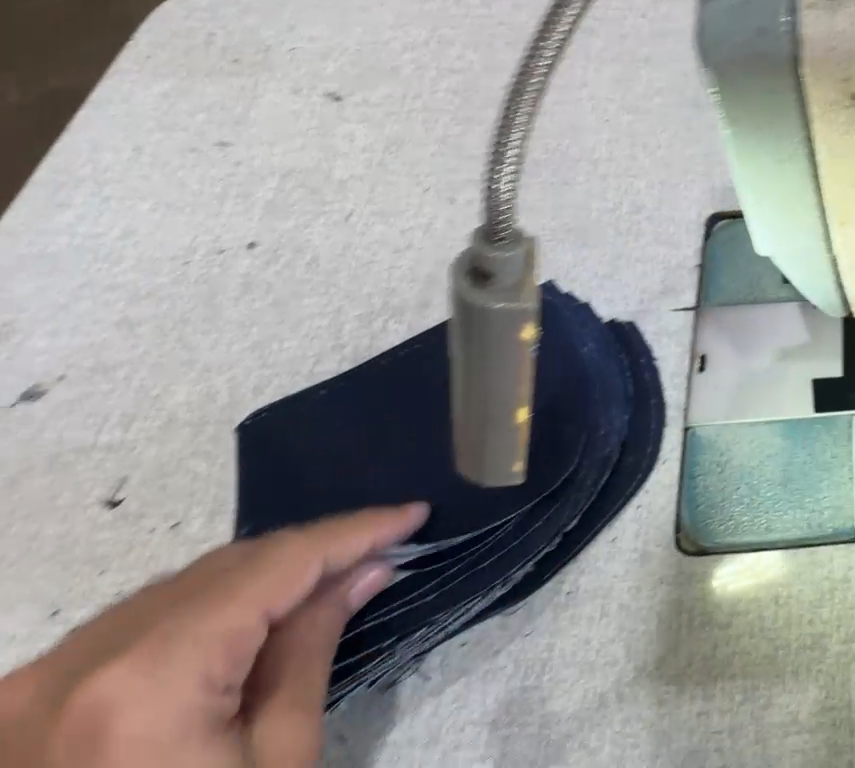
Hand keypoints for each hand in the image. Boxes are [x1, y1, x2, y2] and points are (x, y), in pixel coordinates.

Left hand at [0, 504, 427, 767]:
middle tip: (384, 545)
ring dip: (260, 576)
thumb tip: (362, 573)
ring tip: (331, 576)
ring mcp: (35, 683)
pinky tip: (255, 616)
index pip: (274, 567)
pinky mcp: (21, 700)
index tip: (412, 515)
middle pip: (222, 569)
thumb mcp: (280, 756)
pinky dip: (206, 607)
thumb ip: (311, 650)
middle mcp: (78, 664)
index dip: (352, 533)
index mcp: (149, 681)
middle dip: (311, 551)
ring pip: (178, 588)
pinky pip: (135, 622)